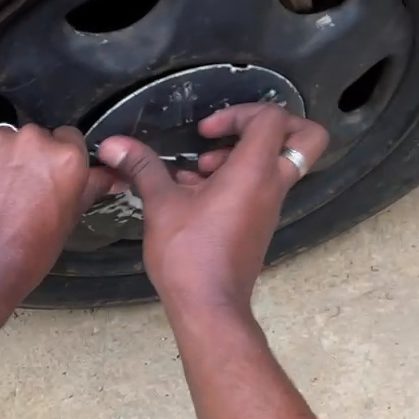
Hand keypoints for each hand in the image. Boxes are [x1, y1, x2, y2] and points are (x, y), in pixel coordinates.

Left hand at [0, 122, 119, 303]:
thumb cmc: (28, 254)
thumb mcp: (67, 222)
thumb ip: (90, 189)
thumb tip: (115, 176)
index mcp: (67, 158)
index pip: (71, 139)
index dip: (60, 161)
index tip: (50, 180)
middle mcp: (34, 139)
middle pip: (38, 137)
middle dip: (31, 157)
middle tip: (21, 190)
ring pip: (6, 137)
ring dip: (4, 155)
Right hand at [95, 103, 327, 317]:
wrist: (209, 305)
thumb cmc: (188, 254)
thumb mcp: (161, 205)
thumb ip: (142, 167)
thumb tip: (113, 144)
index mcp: (253, 172)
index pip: (273, 118)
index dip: (240, 113)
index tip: (206, 132)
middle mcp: (271, 186)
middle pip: (306, 137)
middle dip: (274, 125)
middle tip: (233, 134)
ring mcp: (270, 208)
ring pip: (279, 164)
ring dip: (244, 156)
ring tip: (200, 170)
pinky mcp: (260, 225)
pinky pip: (261, 189)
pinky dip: (238, 181)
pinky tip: (196, 194)